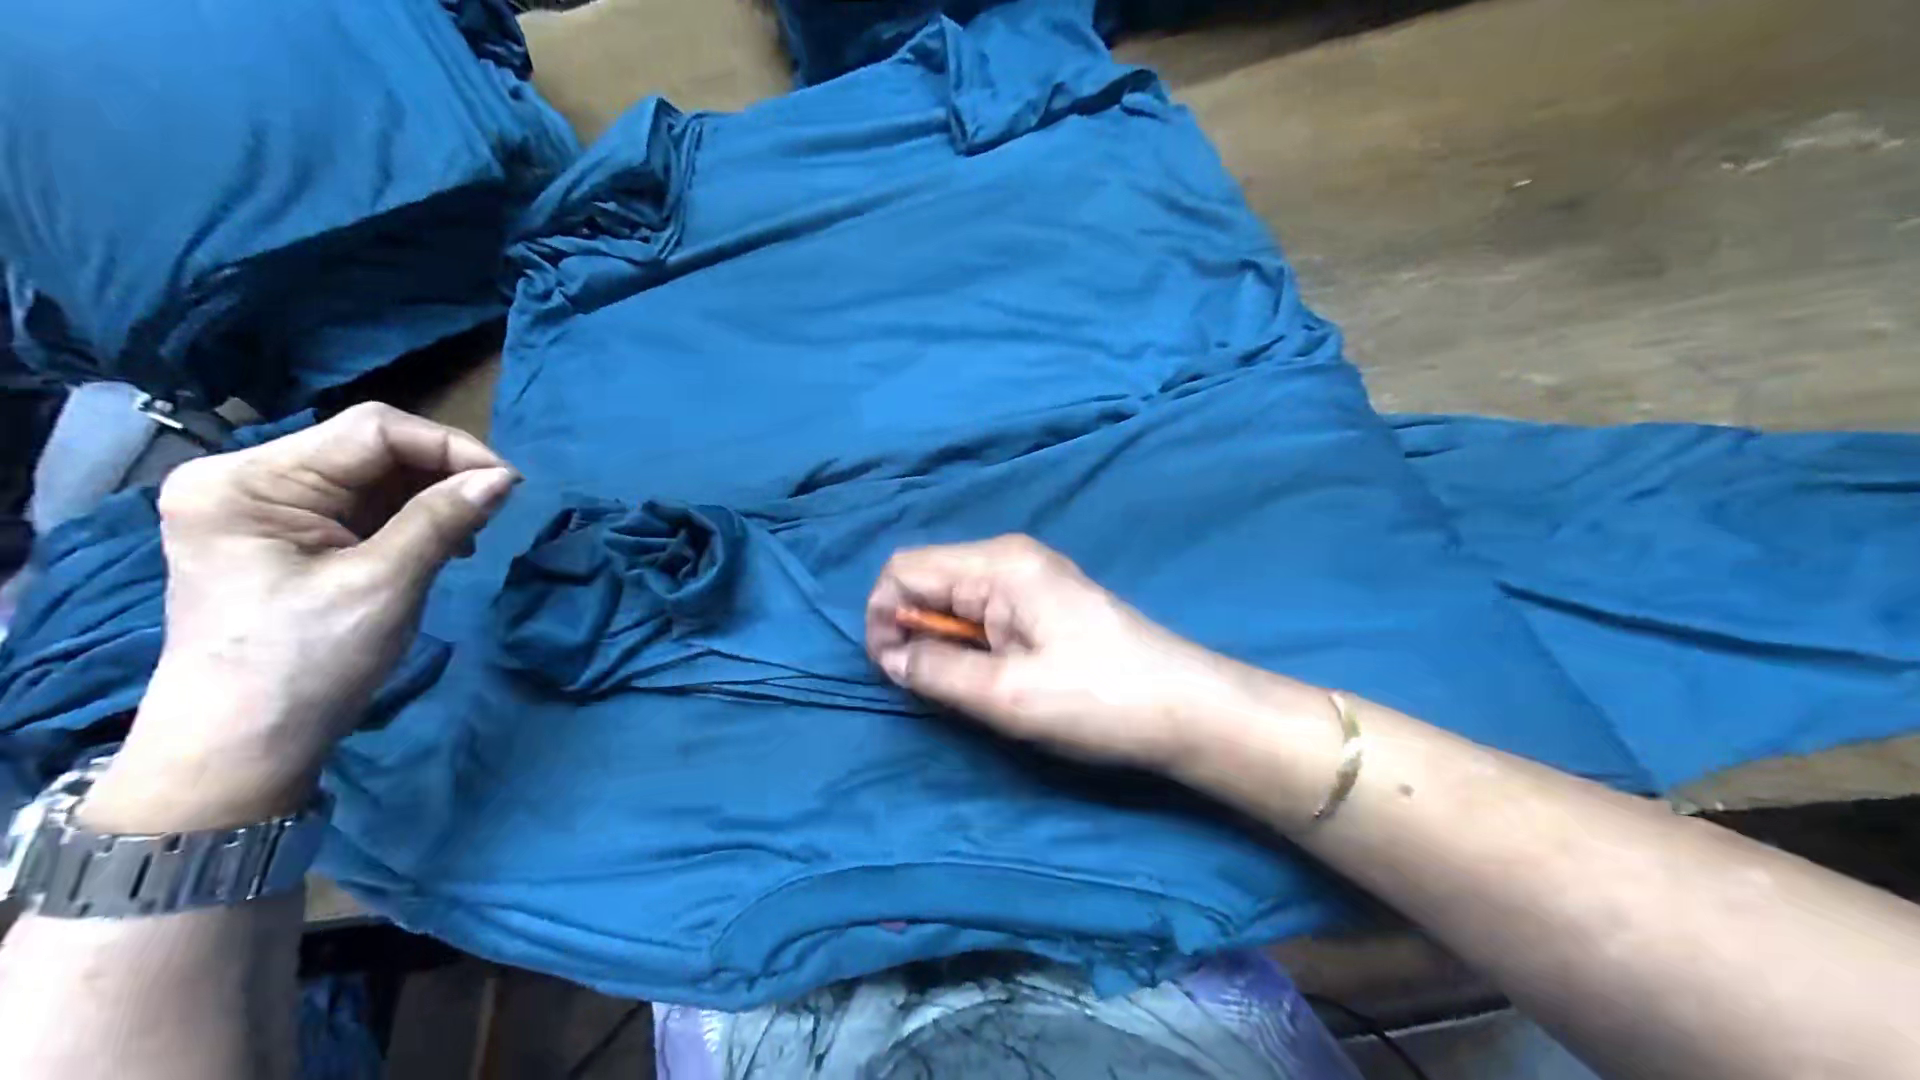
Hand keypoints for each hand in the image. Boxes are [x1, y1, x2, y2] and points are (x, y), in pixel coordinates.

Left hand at [83, 404, 517, 831]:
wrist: (242, 746)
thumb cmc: (307, 663)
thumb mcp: (385, 584)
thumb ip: (443, 520)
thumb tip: (506, 478)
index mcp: (249, 481)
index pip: (372, 430)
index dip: (450, 447)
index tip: (508, 485)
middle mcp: (248, 479)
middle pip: (372, 447)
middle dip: (443, 473)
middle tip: (494, 510)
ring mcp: (265, 508)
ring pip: (375, 475)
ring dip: (433, 497)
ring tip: (468, 535)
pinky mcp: (288, 535)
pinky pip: (365, 505)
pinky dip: (413, 517)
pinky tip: (440, 544)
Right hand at [865, 535, 1262, 770]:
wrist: (1186, 707)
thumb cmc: (1097, 699)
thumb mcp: (1006, 694)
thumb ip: (936, 670)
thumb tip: (892, 657)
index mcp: (999, 564)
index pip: (905, 568)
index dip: (882, 616)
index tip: (891, 670)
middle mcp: (1010, 556)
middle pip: (927, 577)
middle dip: (910, 628)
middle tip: (927, 684)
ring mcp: (1030, 576)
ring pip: (952, 597)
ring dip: (940, 639)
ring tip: (965, 684)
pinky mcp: (1044, 599)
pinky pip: (982, 610)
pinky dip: (968, 640)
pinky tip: (989, 672)